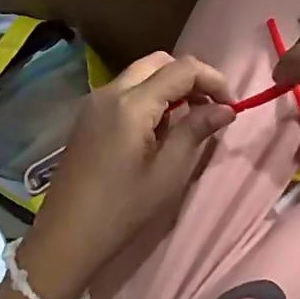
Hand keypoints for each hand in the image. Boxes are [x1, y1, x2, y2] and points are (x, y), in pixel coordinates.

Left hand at [20, 53, 233, 296]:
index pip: (182, 69)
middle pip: (158, 62)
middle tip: (212, 106)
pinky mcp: (88, 117)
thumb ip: (197, 131)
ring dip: (170, 85)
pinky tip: (162, 127)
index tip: (232, 106)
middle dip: (191, 77)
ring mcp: (94, 103)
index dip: (213, 80)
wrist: (67, 236)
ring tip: (192, 117)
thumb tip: (226, 108)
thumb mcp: (169, 173)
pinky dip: (150, 96)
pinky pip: (125, 90)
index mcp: (131, 104)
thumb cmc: (124, 208)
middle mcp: (110, 92)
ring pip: (140, 74)